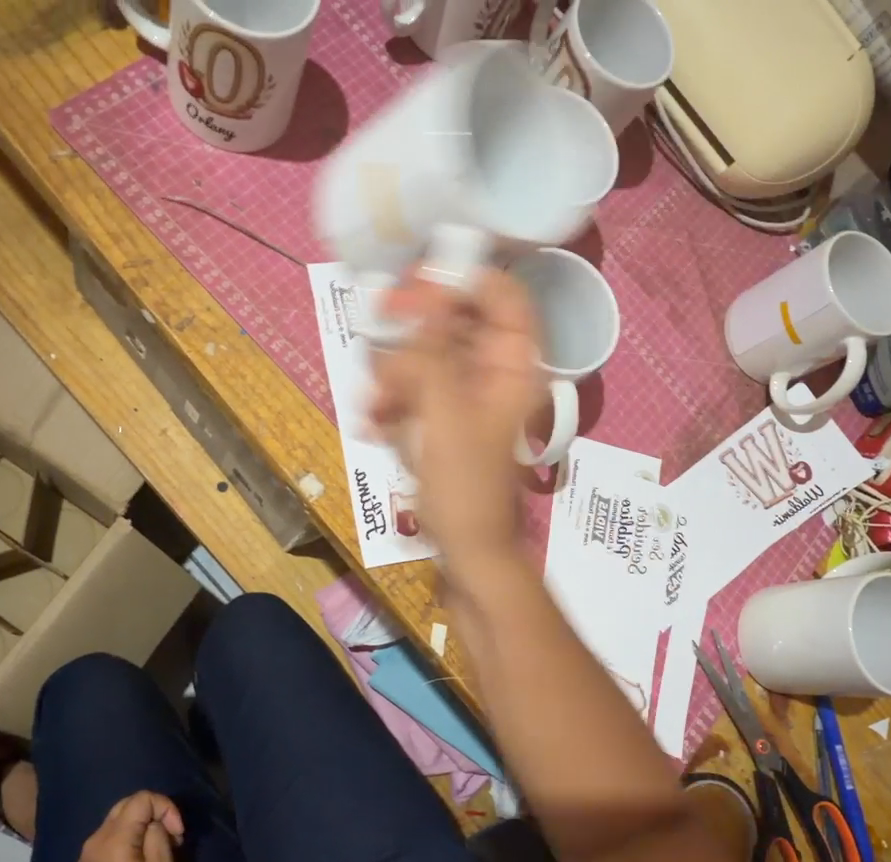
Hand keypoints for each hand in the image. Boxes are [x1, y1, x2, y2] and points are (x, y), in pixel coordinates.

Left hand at [77, 791, 183, 861]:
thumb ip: (159, 837)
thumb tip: (155, 824)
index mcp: (112, 839)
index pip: (141, 799)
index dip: (166, 808)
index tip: (178, 834)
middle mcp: (95, 839)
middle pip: (127, 805)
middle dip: (154, 813)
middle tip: (172, 838)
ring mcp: (87, 853)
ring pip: (118, 820)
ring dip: (142, 825)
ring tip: (160, 850)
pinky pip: (109, 837)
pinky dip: (129, 837)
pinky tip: (141, 860)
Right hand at [367, 267, 544, 578]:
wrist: (467, 553)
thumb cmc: (464, 488)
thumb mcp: (445, 414)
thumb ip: (430, 352)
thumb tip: (418, 299)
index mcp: (515, 363)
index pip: (499, 292)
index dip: (458, 279)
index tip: (412, 287)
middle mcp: (495, 370)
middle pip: (455, 318)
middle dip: (412, 333)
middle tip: (376, 334)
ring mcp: (469, 395)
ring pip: (427, 354)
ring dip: (394, 375)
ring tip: (376, 409)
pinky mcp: (445, 419)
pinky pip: (416, 388)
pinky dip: (395, 401)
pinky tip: (378, 425)